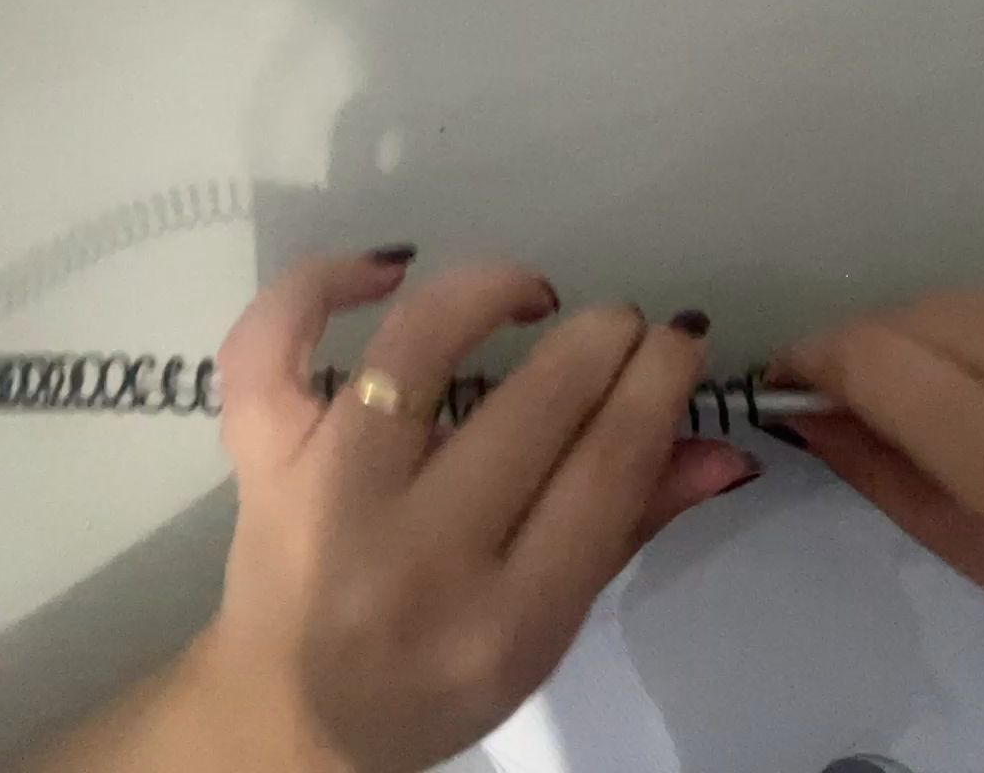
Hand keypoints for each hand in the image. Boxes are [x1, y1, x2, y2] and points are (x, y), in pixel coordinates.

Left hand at [188, 250, 757, 772]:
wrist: (291, 718)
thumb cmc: (438, 678)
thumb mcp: (551, 628)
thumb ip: (636, 524)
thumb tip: (722, 447)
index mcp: (503, 615)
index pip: (606, 468)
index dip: (658, 383)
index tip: (679, 337)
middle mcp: (413, 552)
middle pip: (534, 404)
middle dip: (602, 336)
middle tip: (621, 322)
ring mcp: (322, 496)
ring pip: (414, 350)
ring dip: (491, 291)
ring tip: (530, 290)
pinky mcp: (261, 460)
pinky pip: (270, 347)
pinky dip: (322, 284)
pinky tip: (389, 266)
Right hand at [767, 272, 983, 742]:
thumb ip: (880, 471)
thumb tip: (799, 406)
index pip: (875, 361)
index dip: (813, 358)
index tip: (786, 377)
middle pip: (911, 318)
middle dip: (867, 351)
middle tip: (868, 396)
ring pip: (964, 296)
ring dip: (932, 336)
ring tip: (960, 390)